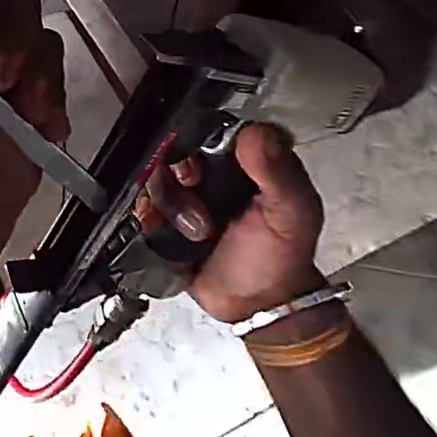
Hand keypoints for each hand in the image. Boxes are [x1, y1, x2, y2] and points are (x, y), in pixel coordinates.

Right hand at [163, 124, 326, 323]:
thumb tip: (256, 132)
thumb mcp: (291, 213)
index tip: (199, 171)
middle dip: (178, 179)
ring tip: (195, 233)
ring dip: (169, 205)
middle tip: (196, 203)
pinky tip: (160, 227)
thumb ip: (278, 172)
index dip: (197, 144)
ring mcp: (190, 195)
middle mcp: (216, 171)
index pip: (211, 130)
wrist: (256, 305)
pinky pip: (145, 203)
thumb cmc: (280, 258)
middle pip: (175, 151)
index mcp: (248, 160)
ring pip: (157, 177)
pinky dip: (147, 214)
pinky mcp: (169, 218)